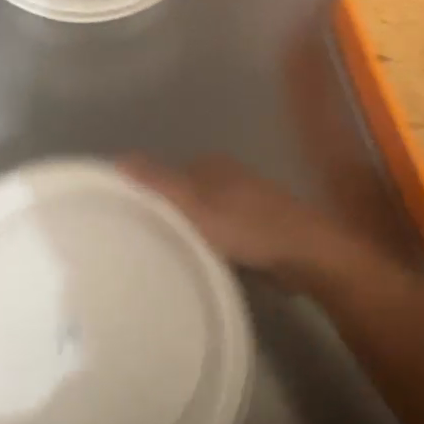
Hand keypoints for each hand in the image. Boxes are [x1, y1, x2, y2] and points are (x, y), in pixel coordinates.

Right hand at [121, 155, 389, 290]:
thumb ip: (157, 183)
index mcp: (210, 165)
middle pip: (183, 196)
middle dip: (165, 215)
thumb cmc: (248, 227)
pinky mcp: (259, 232)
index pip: (164, 175)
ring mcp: (246, 204)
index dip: (143, 194)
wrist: (307, 257)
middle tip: (139, 245)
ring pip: (202, 217)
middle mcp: (227, 178)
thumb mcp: (195, 205)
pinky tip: (199, 265)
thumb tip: (116, 158)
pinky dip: (208, 247)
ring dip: (187, 233)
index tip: (122, 219)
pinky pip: (220, 236)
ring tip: (162, 259)